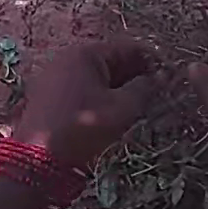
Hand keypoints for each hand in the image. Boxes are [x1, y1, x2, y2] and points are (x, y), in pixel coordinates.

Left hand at [14, 40, 158, 167]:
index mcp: (85, 53)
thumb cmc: (82, 128)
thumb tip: (160, 78)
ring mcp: (54, 77)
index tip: (170, 78)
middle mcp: (67, 59)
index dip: (152, 62)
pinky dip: (101, 97)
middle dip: (136, 76)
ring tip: (138, 107)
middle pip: (111, 61)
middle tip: (157, 95)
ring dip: (119, 89)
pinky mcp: (48, 98)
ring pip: (97, 77)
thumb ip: (145, 89)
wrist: (37, 160)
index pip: (128, 48)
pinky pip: (82, 90)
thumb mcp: (121, 108)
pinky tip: (112, 114)